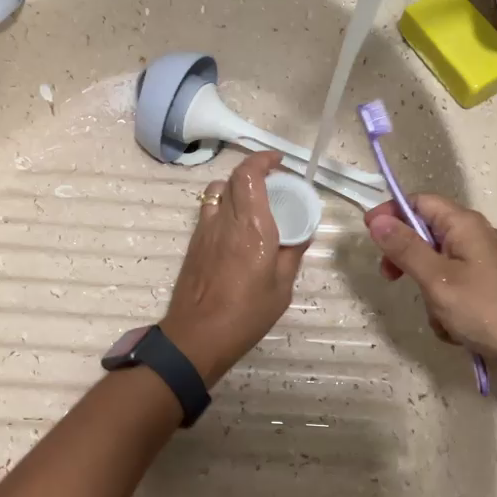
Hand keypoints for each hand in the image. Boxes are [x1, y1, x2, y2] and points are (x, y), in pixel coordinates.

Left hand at [162, 150, 309, 385]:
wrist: (198, 336)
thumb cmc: (246, 313)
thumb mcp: (282, 286)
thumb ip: (293, 253)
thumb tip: (301, 232)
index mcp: (252, 226)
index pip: (249, 175)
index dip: (262, 160)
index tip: (279, 162)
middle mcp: (226, 219)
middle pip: (234, 178)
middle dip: (254, 172)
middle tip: (274, 184)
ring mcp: (205, 229)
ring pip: (218, 192)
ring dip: (236, 188)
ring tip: (254, 203)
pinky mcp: (194, 243)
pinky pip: (210, 211)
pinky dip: (225, 207)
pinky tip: (237, 228)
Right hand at [365, 194, 496, 372]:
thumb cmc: (487, 310)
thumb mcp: (437, 279)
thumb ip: (405, 248)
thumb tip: (377, 220)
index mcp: (465, 225)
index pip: (421, 202)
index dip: (393, 213)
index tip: (370, 234)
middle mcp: (477, 238)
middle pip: (428, 235)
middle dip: (408, 259)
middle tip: (390, 278)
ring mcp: (486, 267)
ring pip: (439, 269)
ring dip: (430, 293)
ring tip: (440, 317)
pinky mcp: (491, 292)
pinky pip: (455, 291)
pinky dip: (448, 309)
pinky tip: (456, 331)